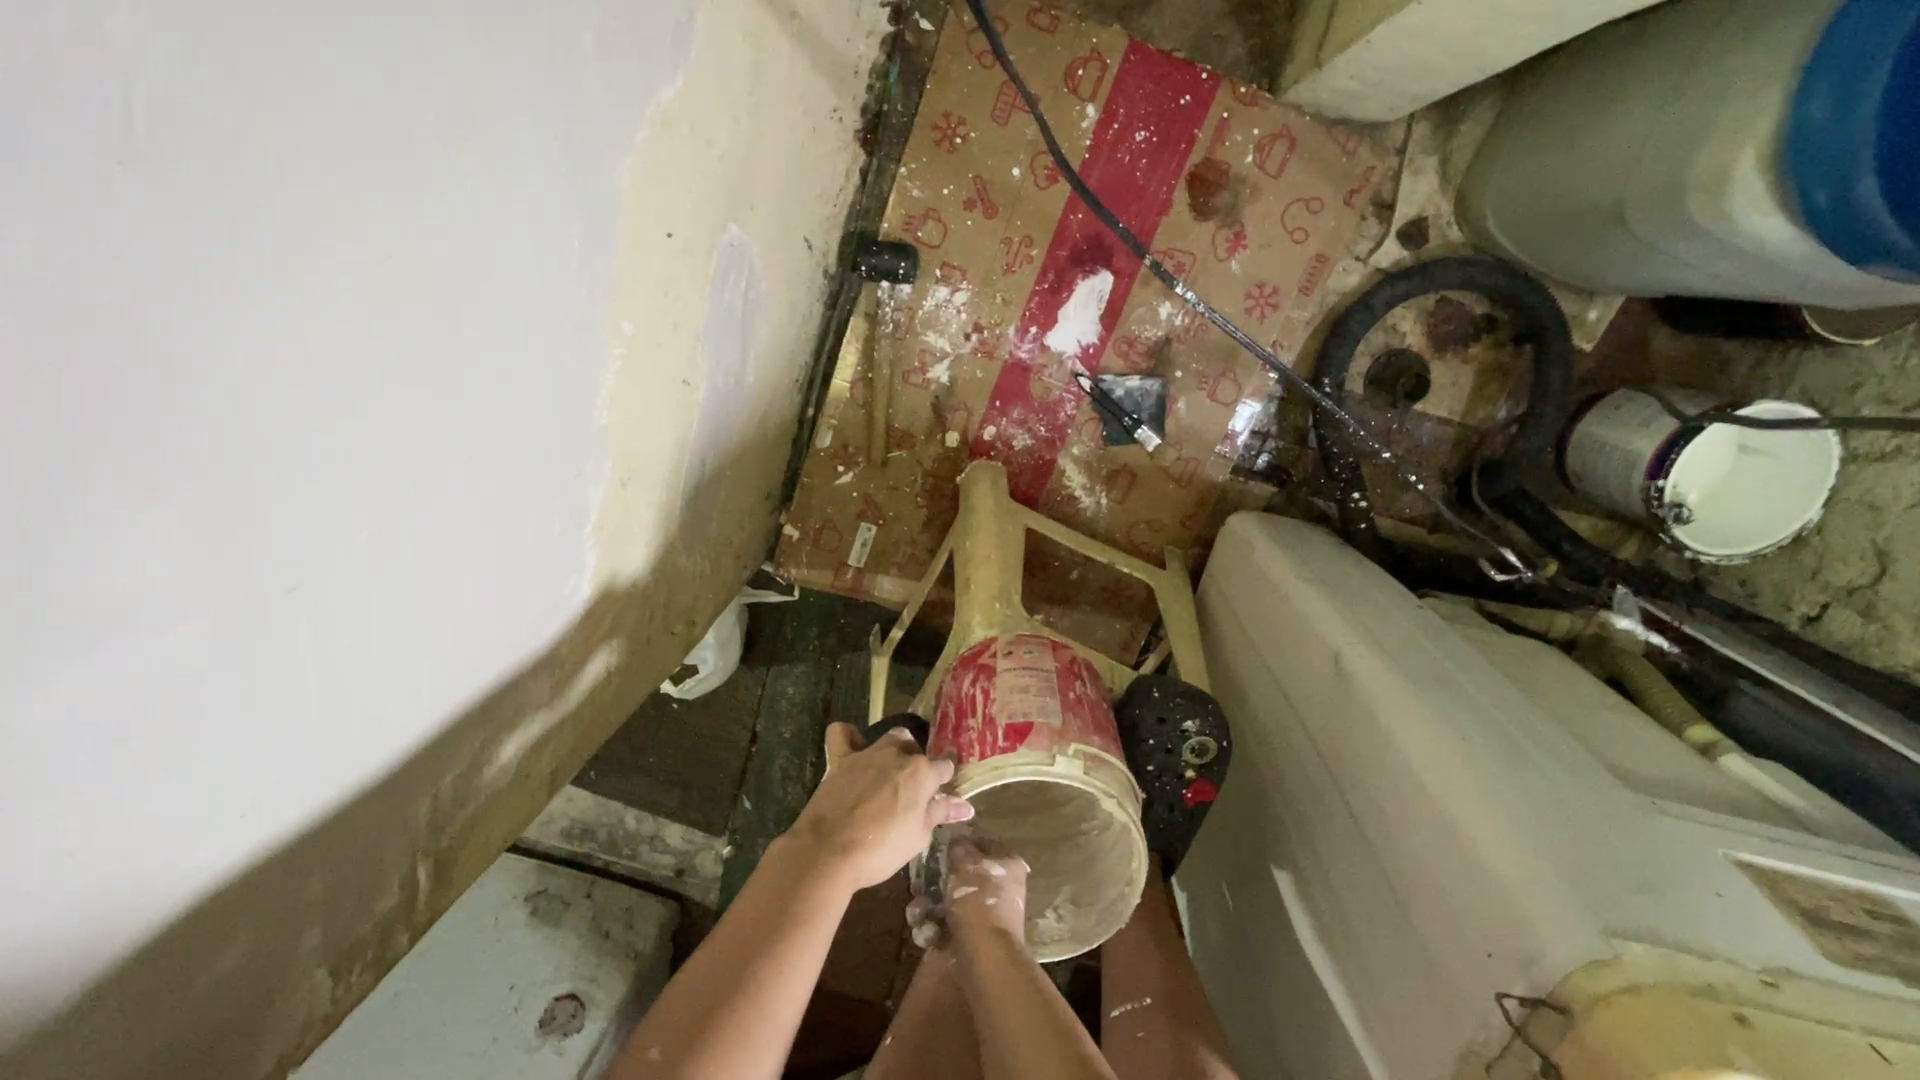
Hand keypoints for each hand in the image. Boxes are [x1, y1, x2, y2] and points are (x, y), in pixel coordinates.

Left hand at [789, 722, 973, 890]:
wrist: (829, 851)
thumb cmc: (881, 848)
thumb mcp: (918, 836)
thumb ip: (939, 814)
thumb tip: (965, 807)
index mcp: (921, 773)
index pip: (944, 767)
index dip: (945, 779)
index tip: (944, 790)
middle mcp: (897, 755)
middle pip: (915, 749)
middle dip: (918, 762)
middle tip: (913, 789)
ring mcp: (867, 754)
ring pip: (889, 738)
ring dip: (894, 749)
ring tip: (890, 771)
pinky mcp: (839, 759)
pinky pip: (842, 734)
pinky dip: (849, 735)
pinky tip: (853, 745)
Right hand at [906, 838, 1029, 949]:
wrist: (985, 955)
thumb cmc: (977, 900)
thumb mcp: (964, 864)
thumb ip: (958, 847)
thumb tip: (956, 839)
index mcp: (1008, 864)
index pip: (983, 843)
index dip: (961, 842)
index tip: (939, 846)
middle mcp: (1002, 888)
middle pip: (963, 876)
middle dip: (937, 880)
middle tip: (919, 883)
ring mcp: (988, 914)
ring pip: (951, 902)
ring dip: (930, 906)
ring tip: (917, 910)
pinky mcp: (974, 937)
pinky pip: (949, 924)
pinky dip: (935, 927)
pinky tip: (926, 929)